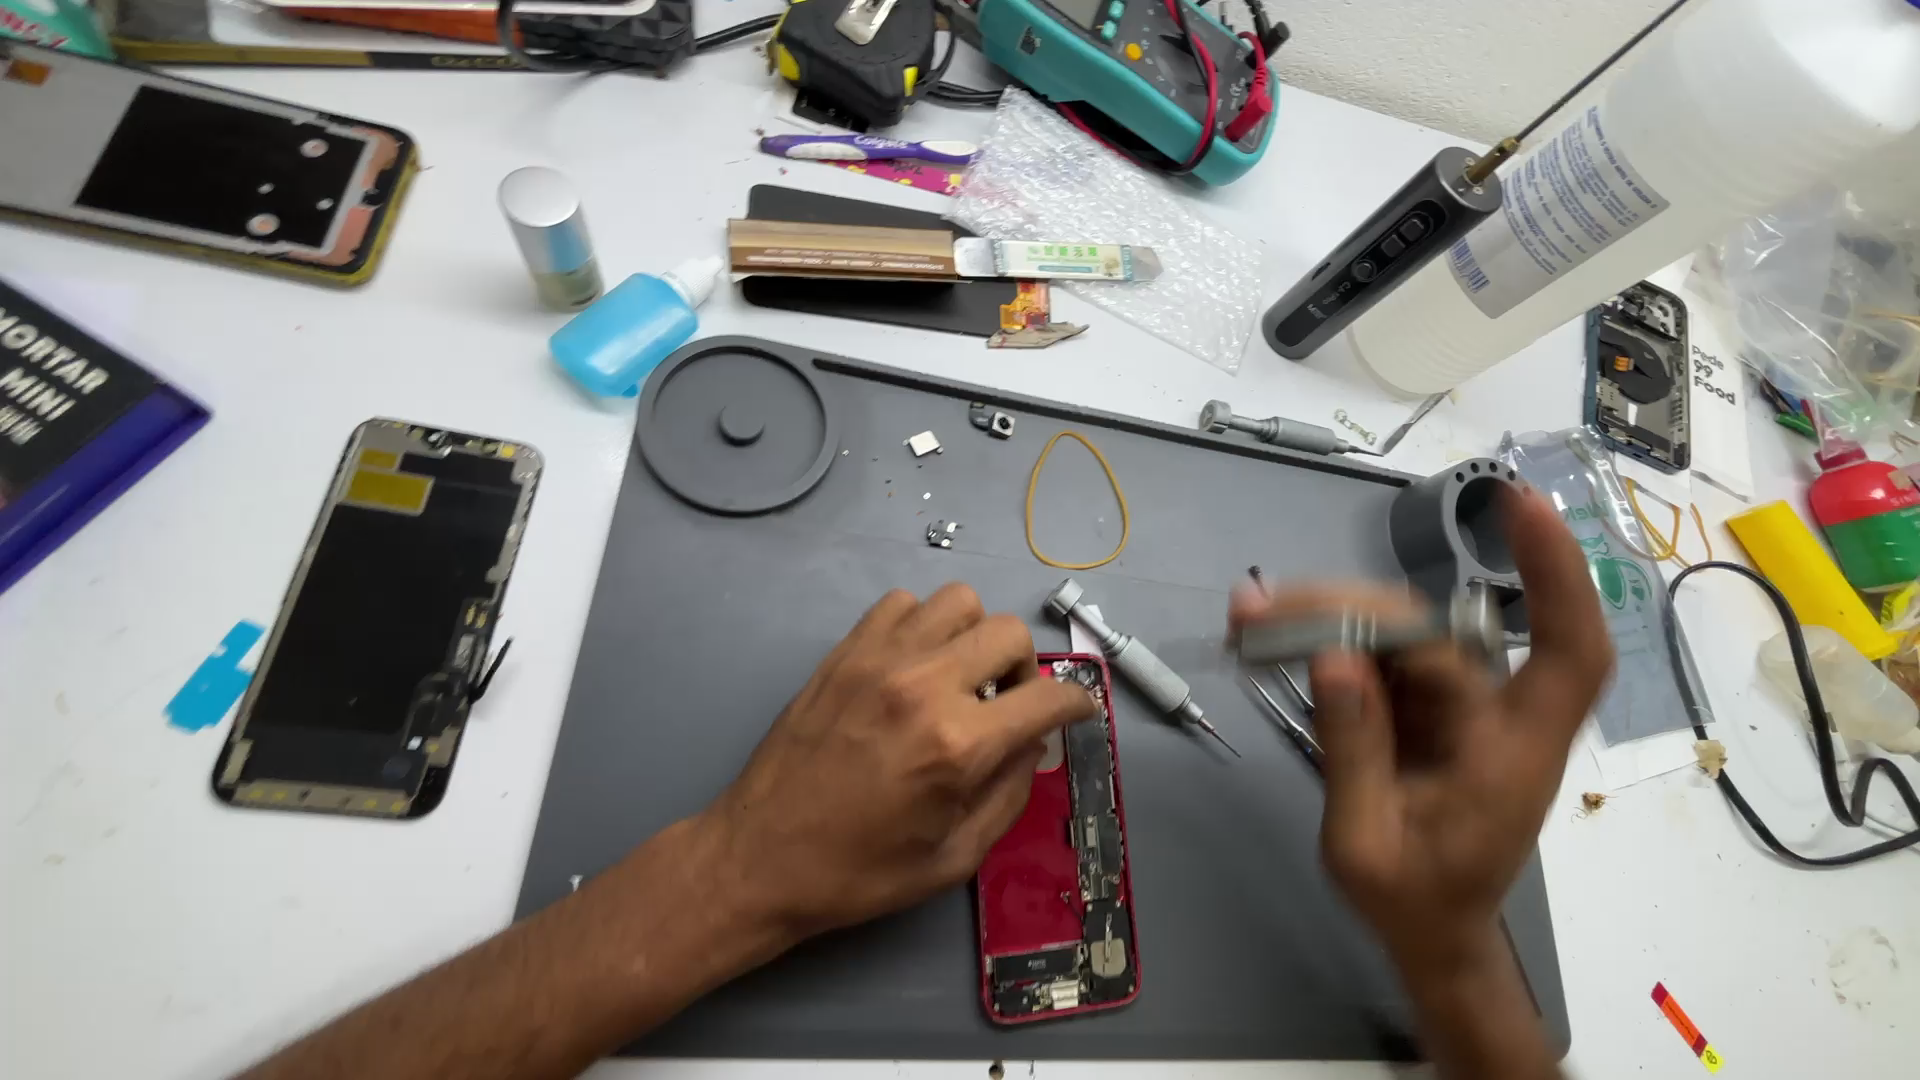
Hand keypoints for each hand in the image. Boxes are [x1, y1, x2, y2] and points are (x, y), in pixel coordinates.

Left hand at [701, 584, 1097, 939]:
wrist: (760, 855)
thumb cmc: (861, 870)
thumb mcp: (956, 857)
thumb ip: (1010, 790)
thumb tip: (1034, 740)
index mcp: (960, 744)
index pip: (1048, 697)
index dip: (1076, 703)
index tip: (1074, 711)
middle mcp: (926, 685)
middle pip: (1009, 632)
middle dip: (1024, 668)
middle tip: (1005, 703)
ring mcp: (881, 658)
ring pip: (959, 602)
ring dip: (973, 636)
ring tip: (958, 676)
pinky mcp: (845, 650)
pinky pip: (903, 604)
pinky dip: (921, 625)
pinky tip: (912, 664)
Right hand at [1232, 489, 1611, 973]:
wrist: (1426, 930)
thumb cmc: (1411, 899)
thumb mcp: (1366, 841)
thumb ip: (1355, 752)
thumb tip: (1333, 659)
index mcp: (1511, 751)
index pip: (1560, 652)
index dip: (1553, 574)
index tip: (1517, 504)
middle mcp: (1489, 712)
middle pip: (1431, 628)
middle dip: (1343, 607)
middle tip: (1257, 608)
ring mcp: (1448, 704)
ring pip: (1394, 631)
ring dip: (1319, 616)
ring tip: (1246, 619)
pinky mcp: (1412, 703)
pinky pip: (1368, 654)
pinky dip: (1315, 639)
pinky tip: (1265, 637)